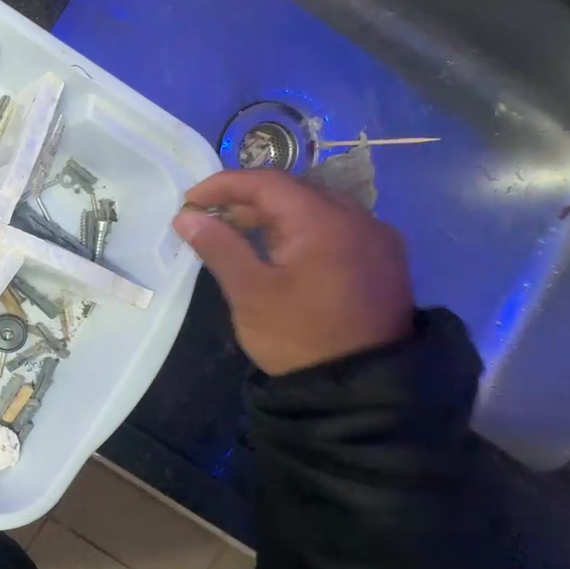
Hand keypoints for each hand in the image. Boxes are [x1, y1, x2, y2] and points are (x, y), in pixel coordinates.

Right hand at [173, 169, 413, 375]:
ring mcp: (376, 239)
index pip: (267, 182)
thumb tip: (187, 216)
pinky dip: (299, 229)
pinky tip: (278, 251)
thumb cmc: (298, 335)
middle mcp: (358, 218)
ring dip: (272, 214)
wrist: (364, 387)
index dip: (223, 185)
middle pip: (294, 190)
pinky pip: (335, 228)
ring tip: (236, 235)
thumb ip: (218, 246)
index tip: (189, 202)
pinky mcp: (382, 260)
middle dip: (246, 198)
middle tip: (207, 219)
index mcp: (324, 221)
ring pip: (316, 208)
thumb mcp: (249, 291)